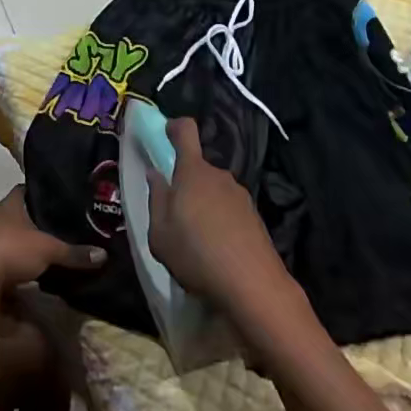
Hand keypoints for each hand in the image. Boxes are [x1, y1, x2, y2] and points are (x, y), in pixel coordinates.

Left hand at [0, 186, 105, 289]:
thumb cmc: (12, 250)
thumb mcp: (49, 250)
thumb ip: (75, 252)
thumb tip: (103, 255)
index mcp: (11, 202)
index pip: (29, 188)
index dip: (45, 191)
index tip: (62, 197)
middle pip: (22, 212)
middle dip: (40, 219)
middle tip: (63, 223)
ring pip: (14, 233)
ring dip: (28, 240)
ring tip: (53, 244)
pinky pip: (7, 253)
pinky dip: (20, 257)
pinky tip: (35, 264)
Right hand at [145, 117, 297, 319]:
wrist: (251, 284)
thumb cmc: (195, 253)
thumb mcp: (159, 232)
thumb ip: (156, 198)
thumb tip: (156, 173)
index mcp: (193, 172)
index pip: (186, 131)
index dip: (174, 126)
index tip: (165, 133)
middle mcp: (219, 175)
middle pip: (198, 168)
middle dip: (185, 184)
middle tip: (173, 215)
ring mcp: (240, 195)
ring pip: (214, 190)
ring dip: (203, 205)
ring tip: (195, 239)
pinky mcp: (254, 216)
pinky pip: (229, 209)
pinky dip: (220, 221)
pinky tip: (215, 250)